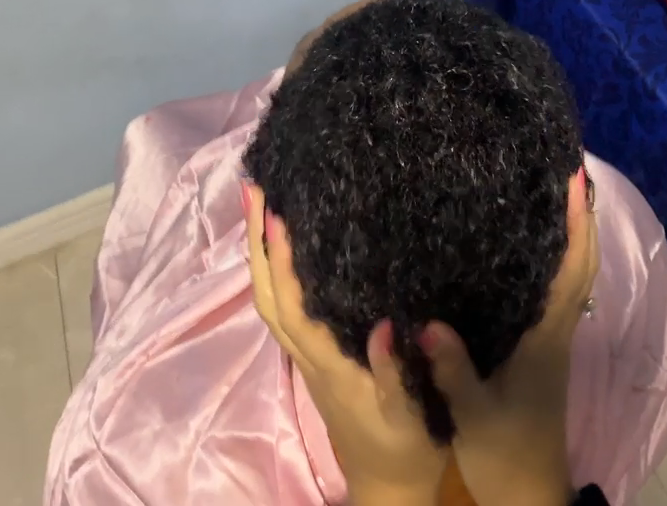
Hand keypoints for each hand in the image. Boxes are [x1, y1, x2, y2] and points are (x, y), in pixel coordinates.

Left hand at [242, 182, 447, 505]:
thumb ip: (395, 377)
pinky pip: (288, 305)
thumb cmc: (406, 450)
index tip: (278, 213)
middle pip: (267, 295)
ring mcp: (309, 356)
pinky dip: (280, 270)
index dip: (281, 261)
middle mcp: (307, 355)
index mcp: (325, 364)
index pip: (291, 306)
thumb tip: (384, 325)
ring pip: (272, 299)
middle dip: (256, 243)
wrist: (391, 488)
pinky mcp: (318, 356)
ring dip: (262, 252)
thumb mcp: (412, 418)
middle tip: (255, 190)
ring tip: (264, 206)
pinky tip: (291, 247)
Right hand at [425, 167, 597, 505]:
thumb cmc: (504, 455)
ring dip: (568, 234)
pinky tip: (521, 244)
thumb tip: (428, 324)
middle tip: (562, 170)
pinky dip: (551, 259)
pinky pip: (551, 290)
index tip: (575, 178)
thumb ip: (453, 372)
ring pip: (569, 275)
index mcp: (546, 338)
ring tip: (545, 193)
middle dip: (578, 216)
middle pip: (579, 264)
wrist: (526, 497)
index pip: (572, 270)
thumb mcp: (473, 416)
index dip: (577, 223)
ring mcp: (550, 339)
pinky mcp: (539, 349)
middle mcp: (555, 330)